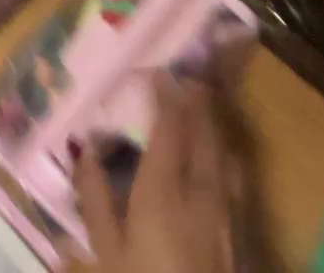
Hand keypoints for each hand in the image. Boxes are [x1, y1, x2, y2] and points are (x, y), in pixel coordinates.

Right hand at [73, 76, 237, 272]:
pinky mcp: (238, 239)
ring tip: (204, 108)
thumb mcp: (105, 251)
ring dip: (214, 128)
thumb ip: (94, 196)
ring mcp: (226, 219)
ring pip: (225, 159)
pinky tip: (218, 161)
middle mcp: (201, 197)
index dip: (166, 98)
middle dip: (198, 104)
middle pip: (205, 138)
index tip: (158, 72)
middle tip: (189, 77)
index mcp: (162, 194)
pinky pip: (232, 181)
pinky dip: (223, 157)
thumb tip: (86, 149)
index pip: (169, 131)